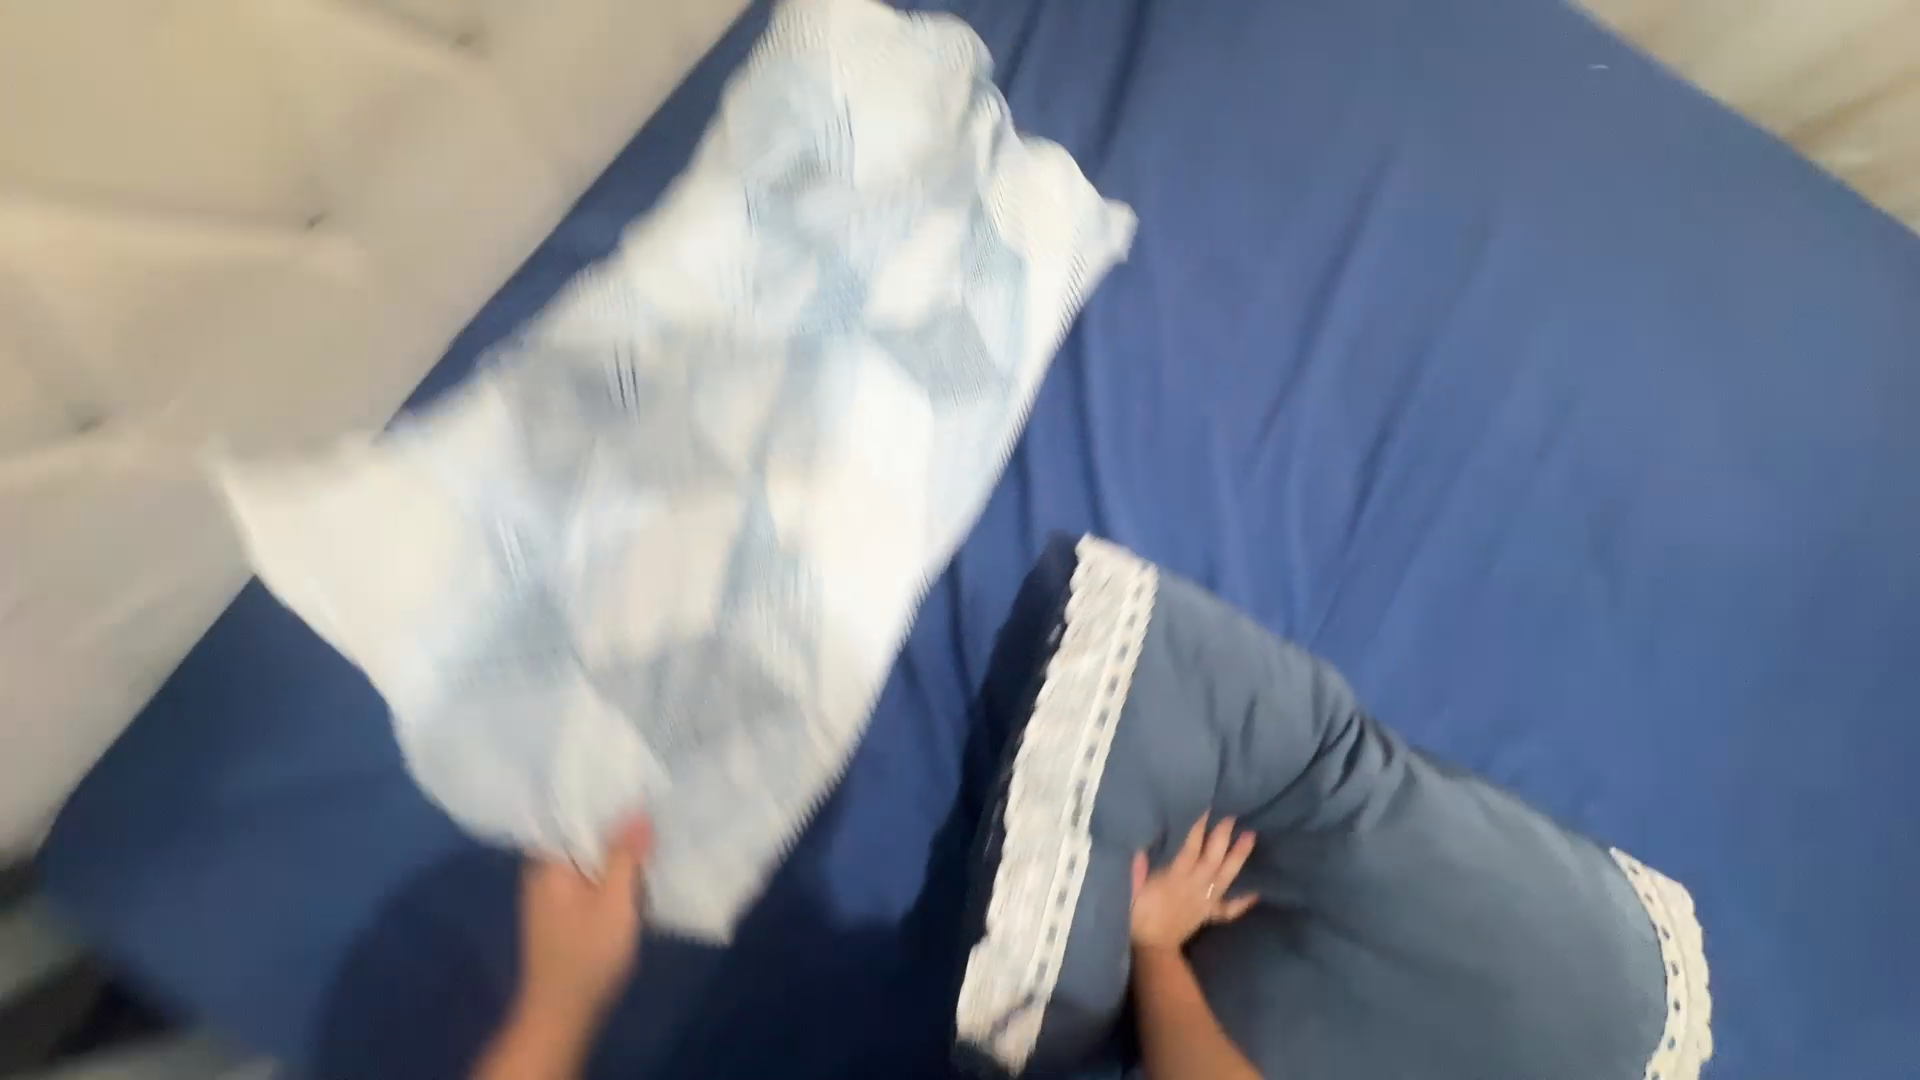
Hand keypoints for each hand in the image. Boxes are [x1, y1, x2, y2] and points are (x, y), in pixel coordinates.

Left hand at [515, 817, 653, 1026]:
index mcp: (547, 864)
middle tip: (653, 801)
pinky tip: (640, 865)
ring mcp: (555, 893)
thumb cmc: (587, 954)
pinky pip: (592, 875)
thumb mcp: (614, 900)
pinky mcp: (567, 911)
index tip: (636, 780)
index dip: (604, 796)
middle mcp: (544, 872)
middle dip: (616, 820)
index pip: (572, 813)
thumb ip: (625, 854)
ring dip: (617, 846)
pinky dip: (613, 868)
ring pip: (590, 855)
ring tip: (653, 825)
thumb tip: (638, 809)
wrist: (563, 1016)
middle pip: (582, 833)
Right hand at [1130, 814, 1257, 950]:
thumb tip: (1140, 850)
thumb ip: (1137, 871)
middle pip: (1212, 860)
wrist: (1153, 948)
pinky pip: (1230, 909)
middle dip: (1222, 838)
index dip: (1197, 830)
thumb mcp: (1131, 891)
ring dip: (1238, 857)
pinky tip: (1256, 891)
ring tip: (1250, 837)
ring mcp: (1205, 902)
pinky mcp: (1209, 914)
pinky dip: (1244, 900)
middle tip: (1232, 817)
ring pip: (1225, 878)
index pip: (1189, 850)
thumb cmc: (1137, 915)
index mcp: (1174, 880)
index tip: (1206, 809)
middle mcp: (1194, 888)